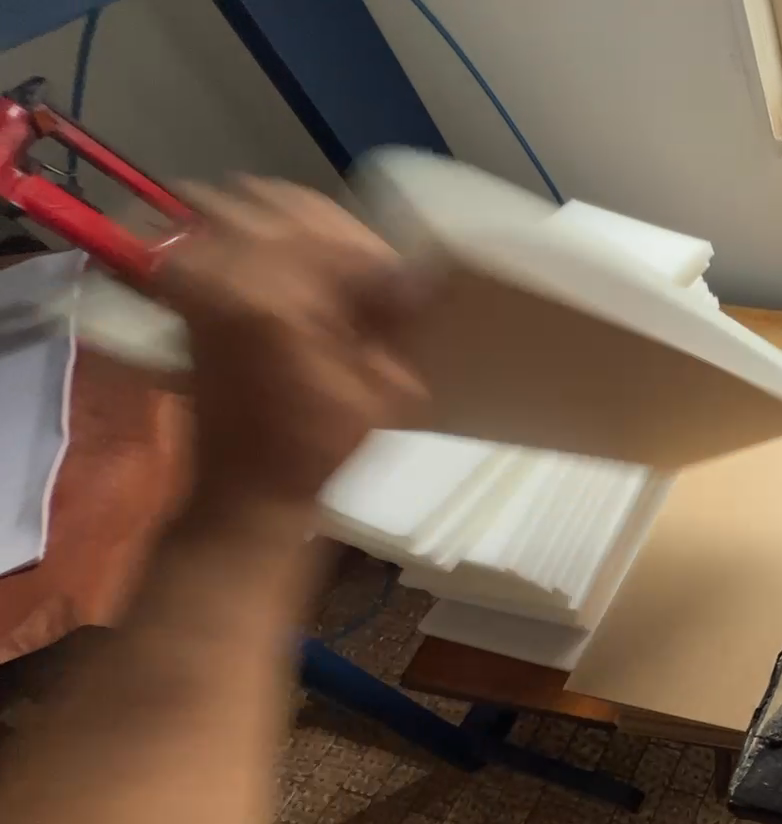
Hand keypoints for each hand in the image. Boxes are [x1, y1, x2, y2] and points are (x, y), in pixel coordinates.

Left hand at [156, 178, 426, 514]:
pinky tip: (292, 272)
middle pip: (289, 206)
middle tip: (373, 274)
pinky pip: (213, 229)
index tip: (411, 289)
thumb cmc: (325, 444)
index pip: (344, 240)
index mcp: (278, 297)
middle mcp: (224, 270)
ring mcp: (194, 274)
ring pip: (245, 206)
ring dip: (295, 229)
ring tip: (332, 270)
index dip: (386, 262)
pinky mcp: (182, 286)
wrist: (249, 481)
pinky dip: (256, 238)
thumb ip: (396, 319)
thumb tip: (420, 274)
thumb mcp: (385, 388)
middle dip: (339, 233)